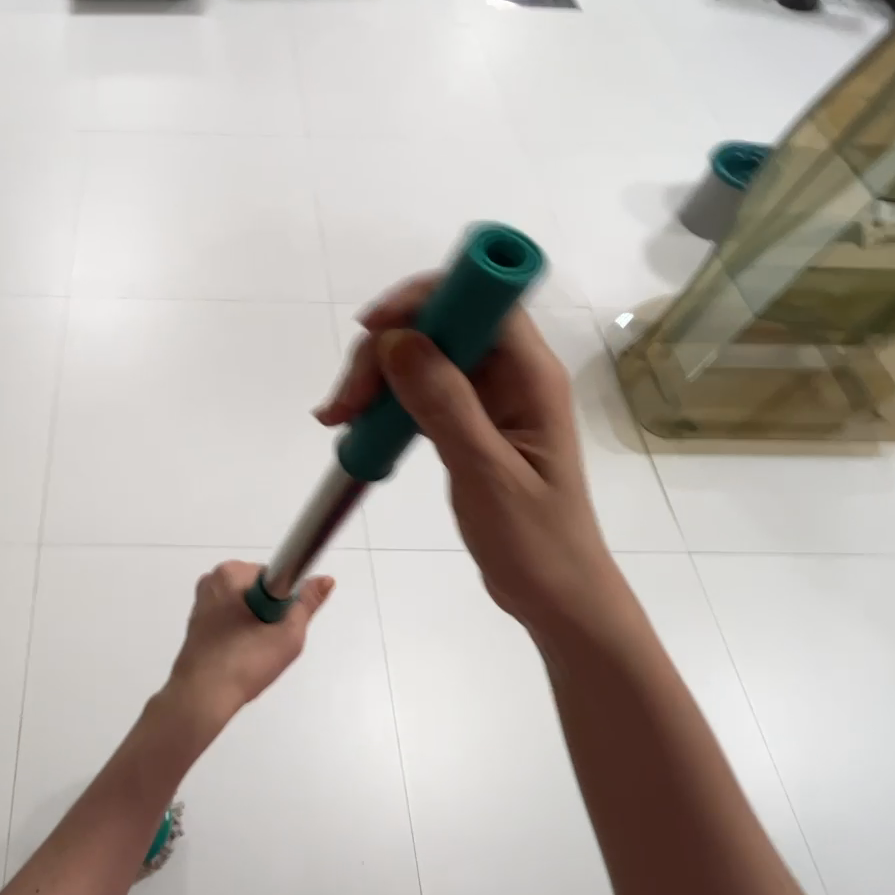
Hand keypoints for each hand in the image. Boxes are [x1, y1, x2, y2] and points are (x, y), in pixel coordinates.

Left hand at [162, 561, 334, 725]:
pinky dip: (238, 632)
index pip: (273, 576)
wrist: (201, 698)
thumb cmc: (245, 663)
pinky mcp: (196, 621)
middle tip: (269, 642)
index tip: (280, 625)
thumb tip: (326, 579)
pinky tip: (239, 655)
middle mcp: (211, 580)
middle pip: (258, 590)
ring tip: (252, 652)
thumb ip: (307, 604)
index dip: (284, 602)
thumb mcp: (287, 635)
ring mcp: (201, 601)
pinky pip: (229, 618)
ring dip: (254, 625)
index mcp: (229, 573)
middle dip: (269, 614)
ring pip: (244, 605)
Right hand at [316, 275, 628, 632]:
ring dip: (375, 379)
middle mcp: (510, 375)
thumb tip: (397, 340)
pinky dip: (383, 404)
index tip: (372, 328)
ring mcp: (487, 398)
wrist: (556, 596)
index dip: (424, 298)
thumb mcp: (487, 474)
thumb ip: (446, 405)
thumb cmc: (535, 542)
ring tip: (338, 420)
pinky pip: (418, 391)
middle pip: (439, 326)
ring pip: (421, 357)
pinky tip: (356, 428)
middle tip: (343, 406)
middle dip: (383, 351)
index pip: (480, 300)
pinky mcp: (468, 422)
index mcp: (530, 377)